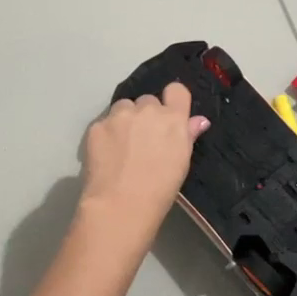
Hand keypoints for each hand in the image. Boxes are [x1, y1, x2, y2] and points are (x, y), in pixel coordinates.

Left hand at [77, 83, 210, 248]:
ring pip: (123, 107)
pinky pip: (104, 123)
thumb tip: (199, 120)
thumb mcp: (182, 163)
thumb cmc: (160, 190)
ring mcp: (120, 116)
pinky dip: (106, 134)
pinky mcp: (97, 126)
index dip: (172, 100)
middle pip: (147, 101)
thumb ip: (188, 136)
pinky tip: (106, 154)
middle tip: (142, 140)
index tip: (168, 115)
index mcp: (173, 119)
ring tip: (121, 146)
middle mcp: (147, 110)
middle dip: (145, 116)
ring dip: (124, 120)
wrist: (120, 205)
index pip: (176, 90)